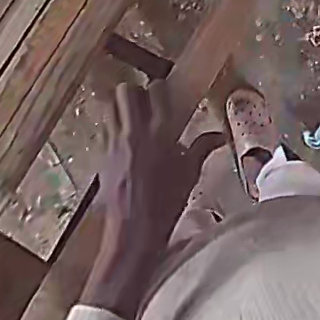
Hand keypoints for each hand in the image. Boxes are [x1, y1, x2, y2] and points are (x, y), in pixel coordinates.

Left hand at [81, 81, 224, 319]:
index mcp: (159, 133)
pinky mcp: (100, 154)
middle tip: (146, 104)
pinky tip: (122, 141)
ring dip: (120, 107)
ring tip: (132, 119)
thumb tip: (220, 135)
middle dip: (136, 92)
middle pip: (126, 91)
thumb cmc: (166, 204)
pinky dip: (111, 126)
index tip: (166, 96)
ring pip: (109, 105)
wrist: (133, 230)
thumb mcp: (189, 175)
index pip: (156, 91)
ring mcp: (112, 142)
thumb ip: (202, 148)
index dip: (161, 89)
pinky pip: (103, 128)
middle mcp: (133, 132)